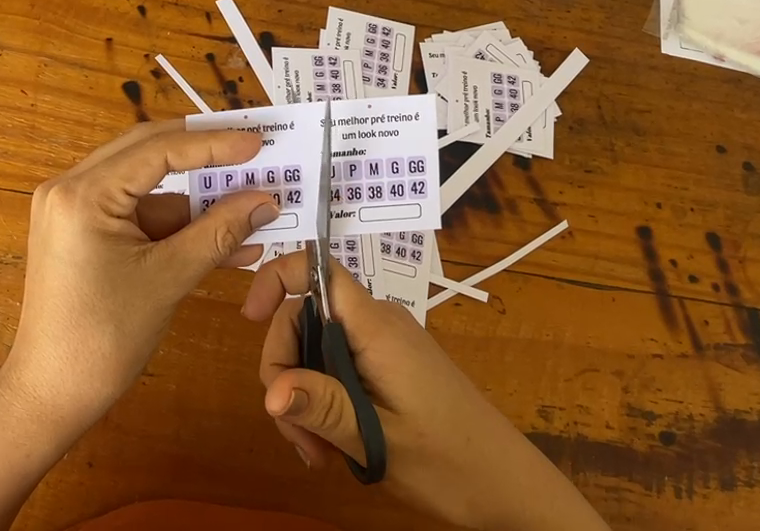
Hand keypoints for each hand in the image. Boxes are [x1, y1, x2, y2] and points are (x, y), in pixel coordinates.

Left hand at [1, 120, 278, 434]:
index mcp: (83, 193)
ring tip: (250, 207)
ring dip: (195, 200)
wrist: (51, 394)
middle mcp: (70, 187)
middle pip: (148, 153)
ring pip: (146, 186)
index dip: (213, 143)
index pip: (157, 149)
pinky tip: (221, 240)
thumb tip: (267, 200)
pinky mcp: (80, 229)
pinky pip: (135, 213)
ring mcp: (71, 207)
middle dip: (203, 157)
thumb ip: (219, 232)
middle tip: (252, 153)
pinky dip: (175, 226)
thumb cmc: (104, 338)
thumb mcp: (169, 279)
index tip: (258, 142)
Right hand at [244, 253, 608, 530]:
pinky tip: (330, 444)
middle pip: (304, 317)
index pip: (315, 268)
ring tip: (317, 451)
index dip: (275, 278)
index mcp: (373, 326)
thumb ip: (324, 407)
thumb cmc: (450, 462)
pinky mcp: (389, 365)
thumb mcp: (379, 439)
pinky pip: (339, 365)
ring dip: (304, 393)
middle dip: (286, 369)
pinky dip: (324, 398)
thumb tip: (269, 391)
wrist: (512, 490)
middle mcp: (375, 323)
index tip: (248, 318)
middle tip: (296, 436)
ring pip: (317, 347)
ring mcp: (383, 344)